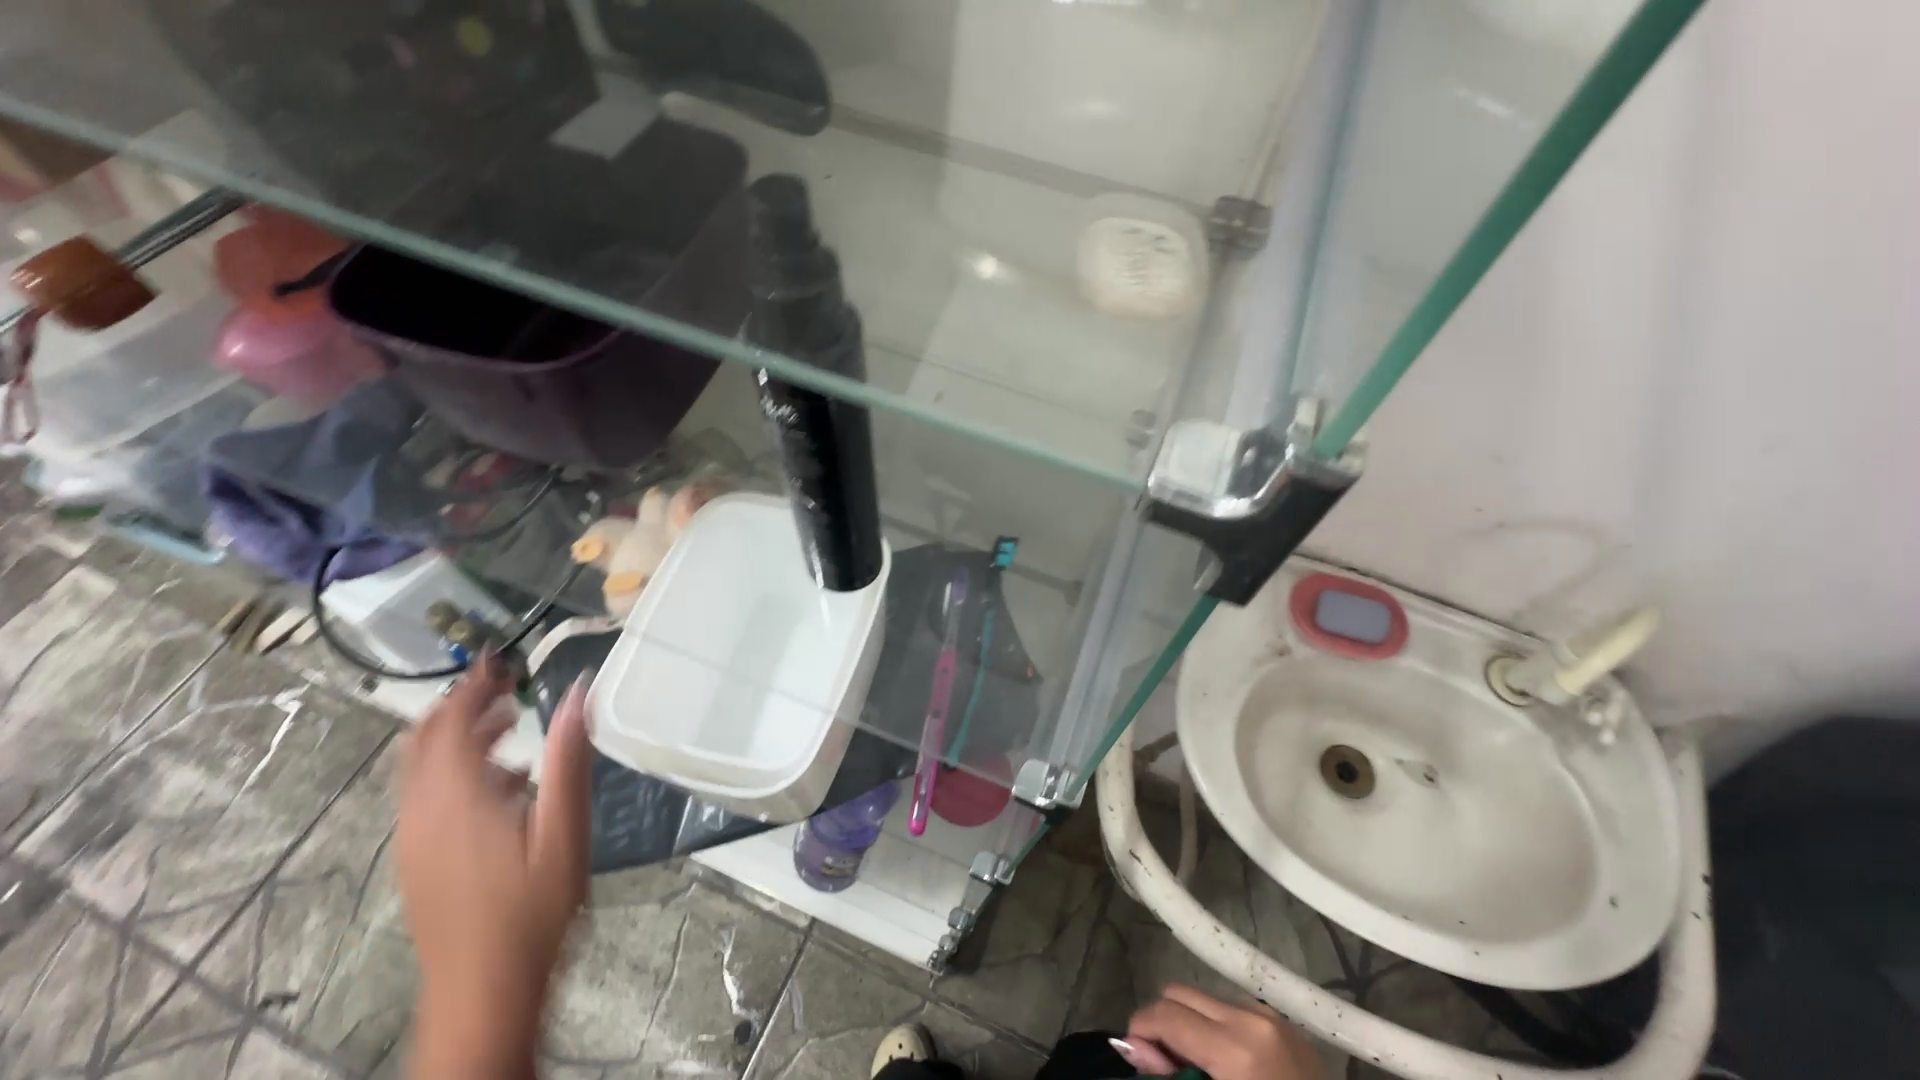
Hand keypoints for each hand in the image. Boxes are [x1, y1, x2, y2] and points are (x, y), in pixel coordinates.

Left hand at [397, 656, 593, 1078]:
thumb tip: (578, 695)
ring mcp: (413, 837)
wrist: (482, 993)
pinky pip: (423, 795)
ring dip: (457, 738)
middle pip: (422, 739)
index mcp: (457, 796)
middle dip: (460, 706)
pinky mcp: (416, 860)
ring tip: (509, 729)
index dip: (473, 685)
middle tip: (506, 689)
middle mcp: (423, 810)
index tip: (502, 661)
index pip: (450, 720)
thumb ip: (567, 760)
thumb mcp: (564, 832)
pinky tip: (500, 789)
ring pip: (418, 767)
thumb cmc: (532, 910)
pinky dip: (452, 771)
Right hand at [1118, 984, 1318, 1079]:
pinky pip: (1234, 1011)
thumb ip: (1169, 1079)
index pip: (1163, 1014)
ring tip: (1200, 1069)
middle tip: (1167, 1068)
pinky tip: (1229, 1067)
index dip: (1139, 1033)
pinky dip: (1218, 1029)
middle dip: (1162, 1025)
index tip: (1139, 1062)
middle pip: (1178, 994)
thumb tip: (1136, 1049)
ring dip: (1191, 1025)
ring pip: (1205, 999)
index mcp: (1233, 1047)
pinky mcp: (1288, 1026)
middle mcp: (1251, 1018)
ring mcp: (1273, 1018)